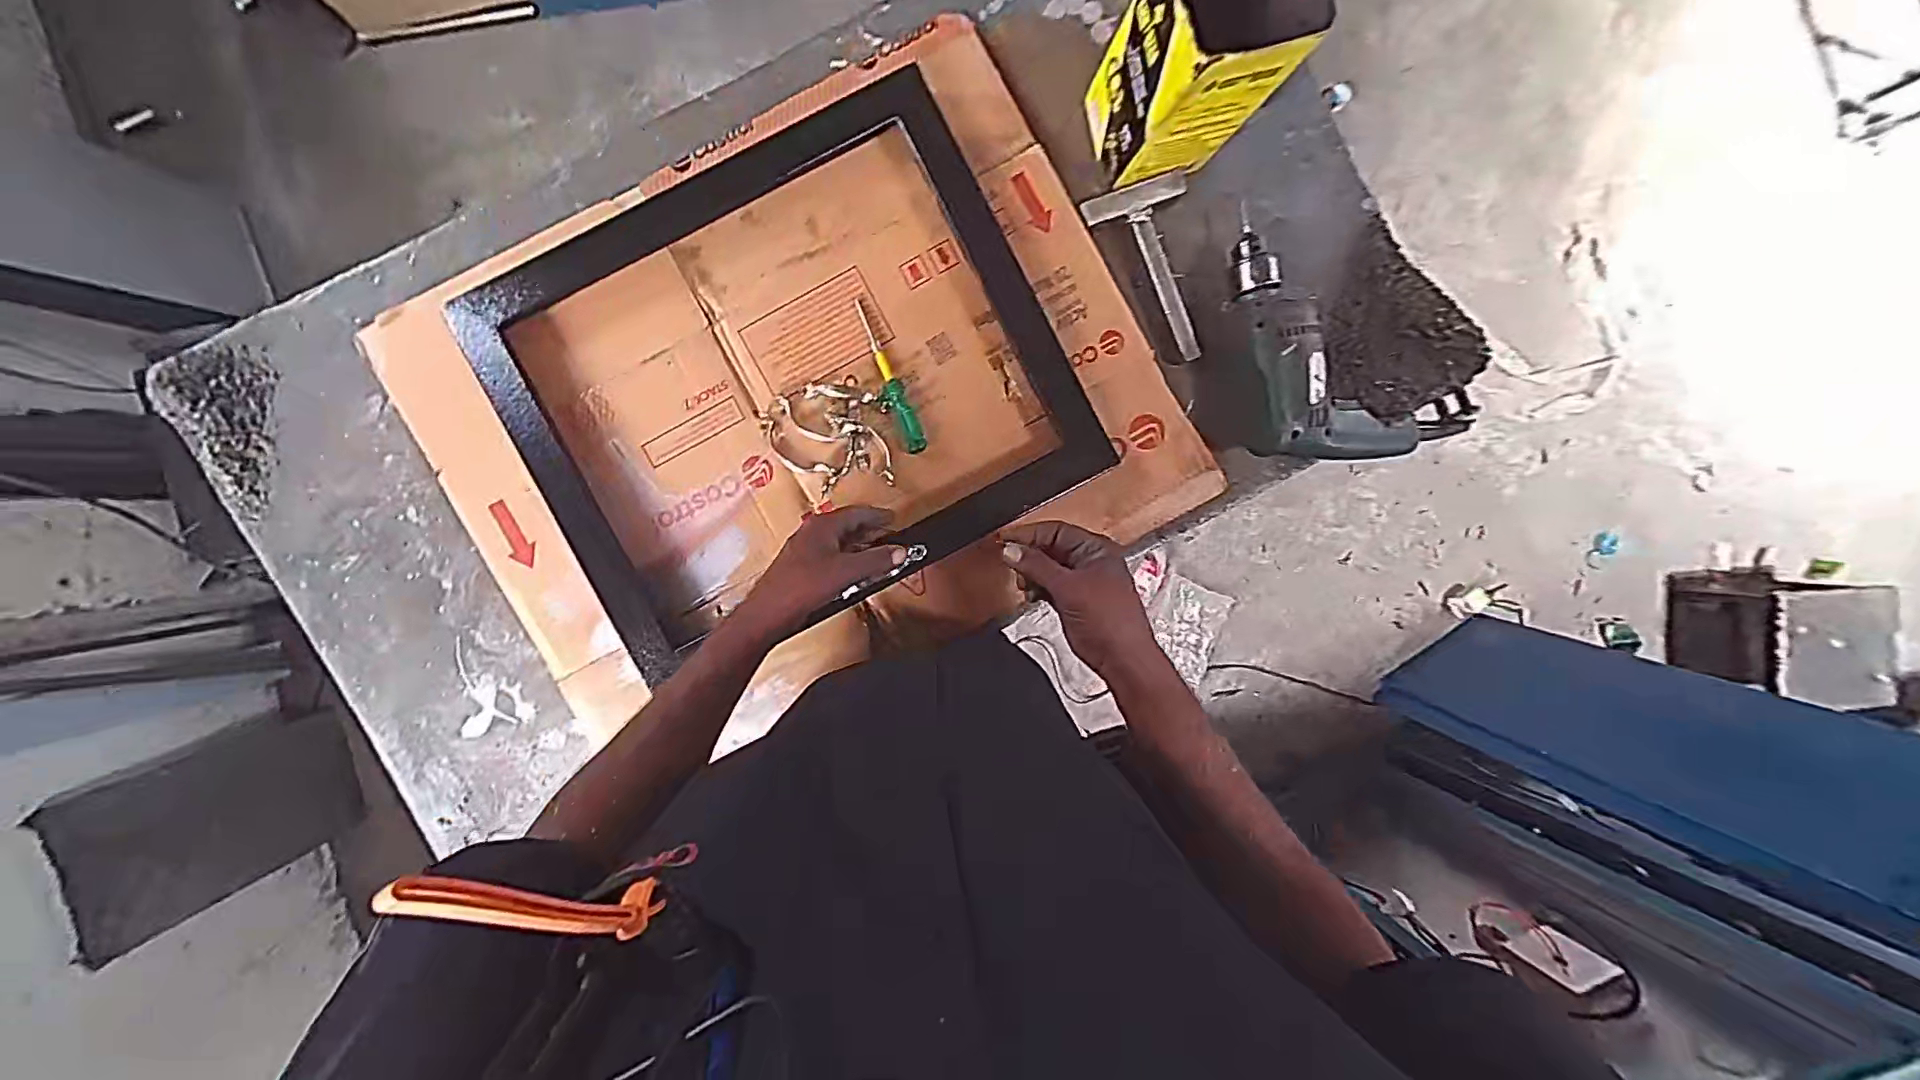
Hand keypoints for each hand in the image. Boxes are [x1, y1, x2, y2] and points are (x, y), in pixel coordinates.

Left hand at [731, 506, 906, 641]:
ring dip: (860, 549)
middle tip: (888, 535)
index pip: (856, 512)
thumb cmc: (797, 589)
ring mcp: (805, 551)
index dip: (877, 516)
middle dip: (870, 532)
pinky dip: (848, 563)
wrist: (767, 614)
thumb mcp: (846, 572)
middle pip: (847, 526)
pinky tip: (856, 576)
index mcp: (821, 526)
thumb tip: (898, 552)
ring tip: (877, 556)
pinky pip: (831, 559)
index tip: (892, 518)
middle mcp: (811, 534)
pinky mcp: (802, 569)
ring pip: (839, 543)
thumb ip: (875, 560)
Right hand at [999, 521, 1166, 682]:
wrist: (1122, 659)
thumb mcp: (1067, 587)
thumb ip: (1037, 566)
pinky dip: (1040, 590)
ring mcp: (1085, 584)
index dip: (1030, 534)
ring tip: (1023, 583)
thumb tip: (1014, 550)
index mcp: (1097, 550)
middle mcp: (1092, 564)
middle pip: (1053, 549)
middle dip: (1030, 556)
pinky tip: (1031, 596)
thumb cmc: (1112, 622)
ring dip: (1034, 575)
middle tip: (1011, 562)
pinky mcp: (1078, 603)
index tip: (1007, 540)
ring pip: (1051, 570)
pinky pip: (1053, 588)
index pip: (1057, 531)